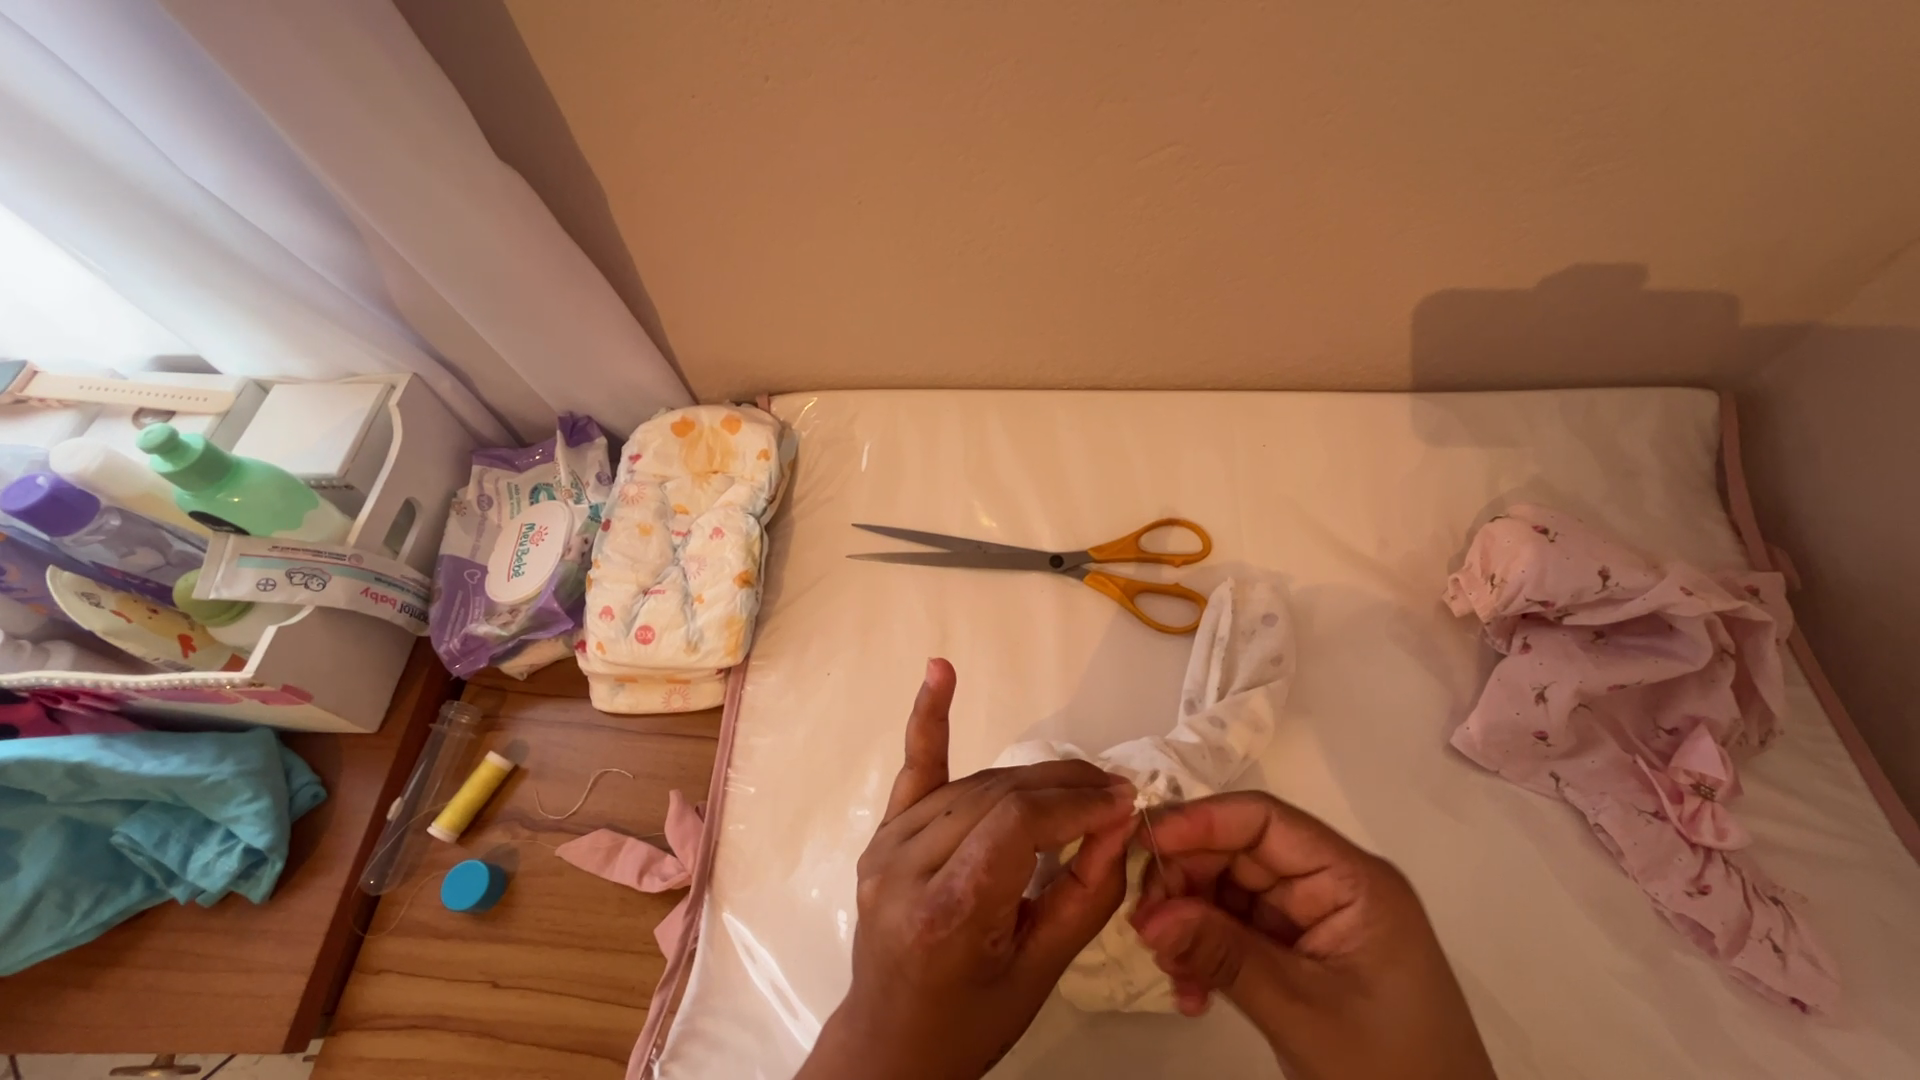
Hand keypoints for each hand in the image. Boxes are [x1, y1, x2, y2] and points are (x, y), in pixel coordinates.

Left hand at [797, 659, 1137, 1079]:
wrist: (891, 1039)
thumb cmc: (973, 1018)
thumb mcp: (1043, 970)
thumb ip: (1086, 892)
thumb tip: (1119, 819)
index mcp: (946, 910)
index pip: (1019, 822)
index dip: (1076, 802)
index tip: (1123, 801)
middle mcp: (905, 864)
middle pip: (999, 795)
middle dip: (1065, 787)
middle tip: (1115, 792)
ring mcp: (886, 844)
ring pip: (977, 785)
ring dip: (1033, 779)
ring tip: (1081, 784)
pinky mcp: (883, 833)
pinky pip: (916, 769)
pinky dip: (931, 718)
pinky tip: (941, 670)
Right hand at [1133, 792, 1494, 1079]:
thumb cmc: (1390, 1074)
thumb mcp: (1302, 1012)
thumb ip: (1222, 955)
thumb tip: (1147, 917)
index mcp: (1351, 880)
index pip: (1264, 821)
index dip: (1200, 822)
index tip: (1143, 844)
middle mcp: (1329, 886)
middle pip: (1237, 854)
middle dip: (1185, 883)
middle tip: (1144, 925)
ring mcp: (1311, 921)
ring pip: (1227, 893)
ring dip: (1188, 925)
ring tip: (1168, 970)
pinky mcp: (1297, 955)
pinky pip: (1234, 932)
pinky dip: (1204, 955)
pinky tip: (1190, 994)